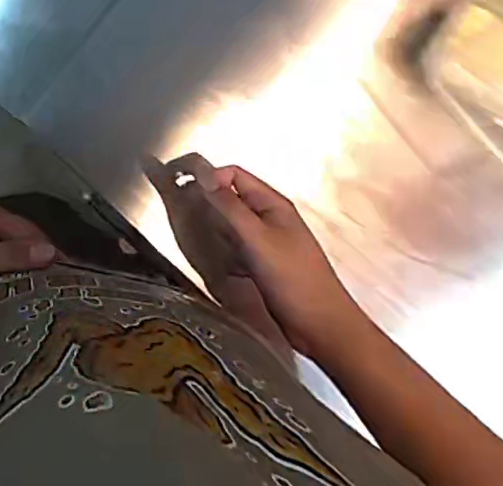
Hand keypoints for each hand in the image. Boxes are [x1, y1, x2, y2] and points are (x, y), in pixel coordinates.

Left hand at [0, 202, 56, 299]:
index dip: (51, 250)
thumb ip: (14, 256)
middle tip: (56, 284)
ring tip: (36, 286)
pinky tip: (4, 281)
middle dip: (37, 255)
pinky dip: (1, 264)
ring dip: (18, 261)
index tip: (70, 274)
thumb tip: (53, 251)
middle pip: (17, 235)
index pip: (31, 230)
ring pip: (2, 244)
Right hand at [146, 154, 292, 359]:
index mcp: (271, 204)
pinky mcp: (263, 263)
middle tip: (177, 207)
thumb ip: (230, 205)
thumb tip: (203, 173)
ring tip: (187, 231)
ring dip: (210, 223)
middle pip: (229, 196)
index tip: (179, 183)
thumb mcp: (258, 238)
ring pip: (229, 222)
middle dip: (204, 198)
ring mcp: (266, 241)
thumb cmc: (295, 281)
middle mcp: (268, 217)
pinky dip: (219, 246)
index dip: (206, 175)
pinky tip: (208, 257)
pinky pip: (234, 245)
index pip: (232, 174)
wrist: (324, 330)